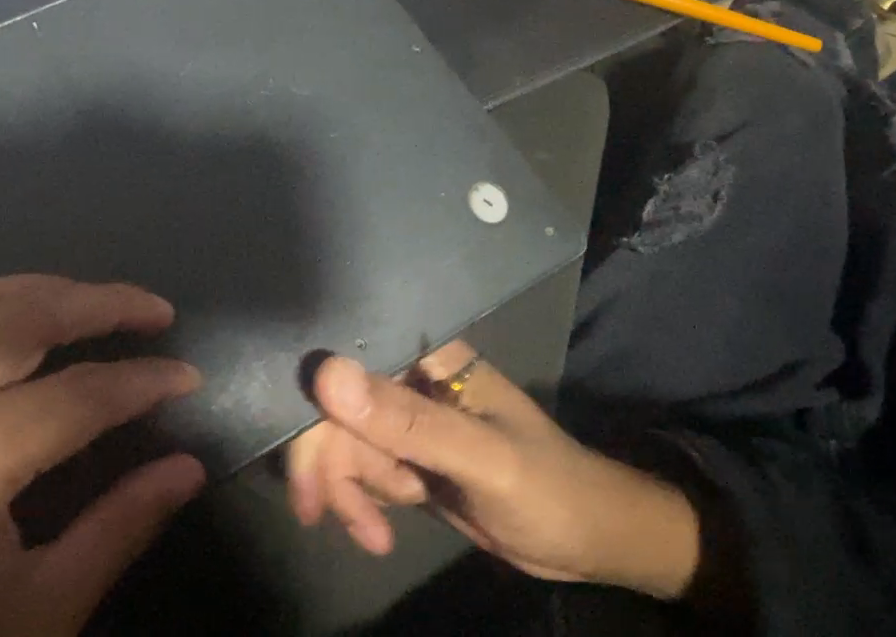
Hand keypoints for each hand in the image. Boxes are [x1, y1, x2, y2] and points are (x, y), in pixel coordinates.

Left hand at [0, 275, 206, 636]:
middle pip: (23, 319)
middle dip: (99, 304)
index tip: (188, 376)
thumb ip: (118, 528)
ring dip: (33, 289)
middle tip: (155, 310)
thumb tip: (186, 468)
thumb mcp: (41, 611)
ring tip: (86, 301)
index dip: (142, 380)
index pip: (77, 394)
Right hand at [285, 341, 699, 600]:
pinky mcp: (405, 454)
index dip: (317, 401)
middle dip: (329, 461)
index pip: (349, 356)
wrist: (590, 541)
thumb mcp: (481, 458)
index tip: (305, 457)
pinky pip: (358, 469)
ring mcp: (405, 417)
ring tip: (376, 534)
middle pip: (335, 404)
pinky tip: (376, 535)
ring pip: (341, 441)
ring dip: (347, 490)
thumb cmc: (549, 488)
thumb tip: (326, 373)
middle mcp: (408, 376)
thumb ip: (409, 421)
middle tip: (319, 511)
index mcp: (427, 354)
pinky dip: (358, 503)